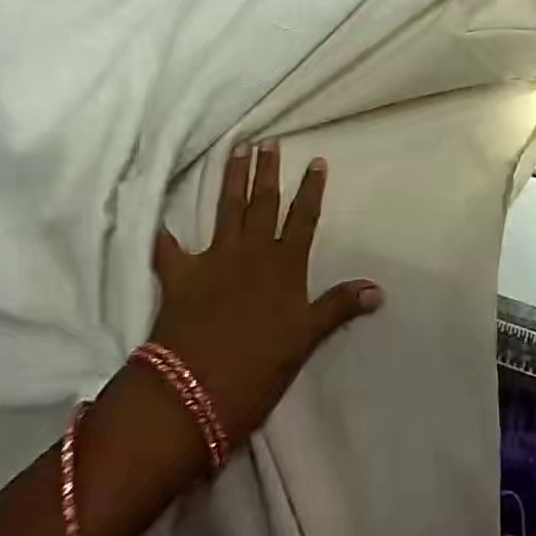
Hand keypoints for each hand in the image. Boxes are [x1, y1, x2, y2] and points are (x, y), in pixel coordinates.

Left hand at [149, 142, 382, 447]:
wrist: (194, 394)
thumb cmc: (259, 368)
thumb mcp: (306, 339)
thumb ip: (338, 306)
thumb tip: (378, 289)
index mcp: (284, 266)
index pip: (303, 219)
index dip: (311, 189)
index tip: (316, 160)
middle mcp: (251, 254)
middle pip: (263, 204)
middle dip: (267, 172)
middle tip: (268, 142)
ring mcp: (213, 261)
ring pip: (226, 211)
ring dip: (231, 180)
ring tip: (235, 151)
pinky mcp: (179, 277)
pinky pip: (167, 250)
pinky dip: (162, 235)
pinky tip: (157, 218)